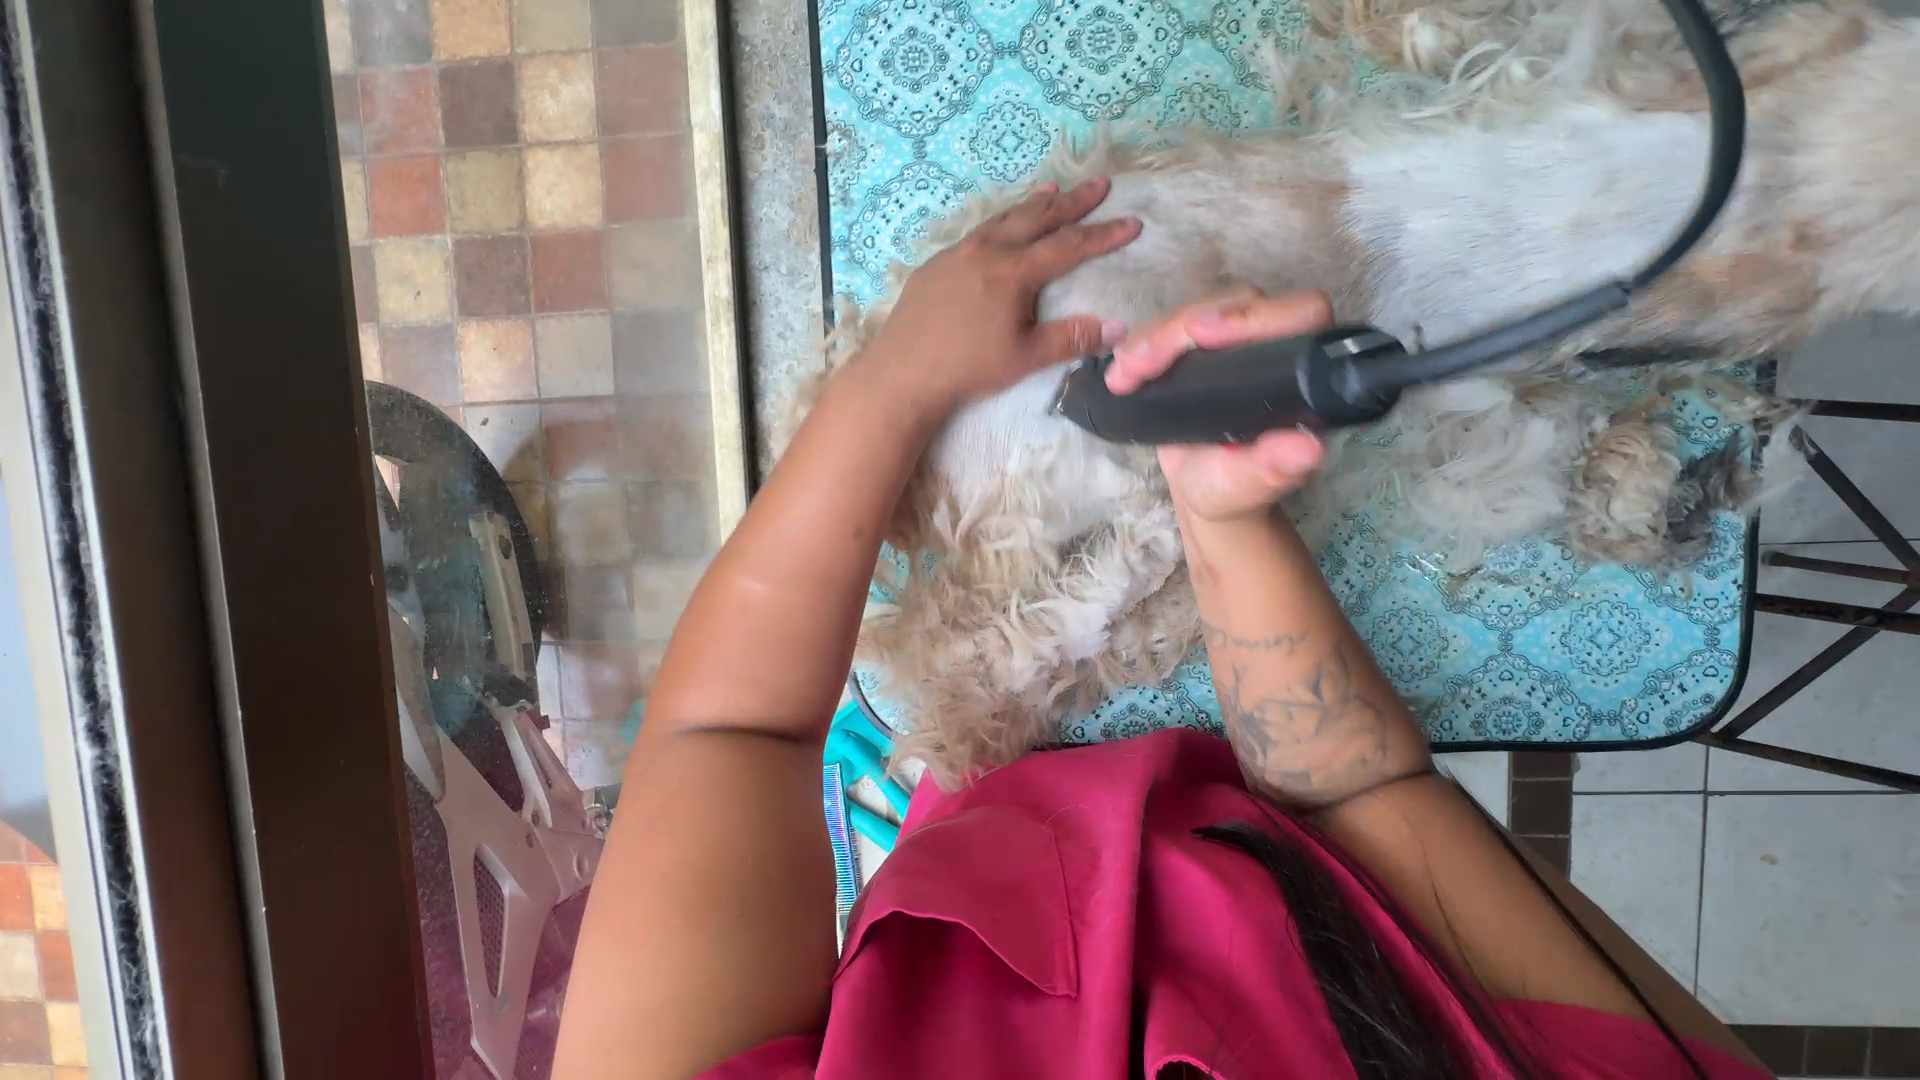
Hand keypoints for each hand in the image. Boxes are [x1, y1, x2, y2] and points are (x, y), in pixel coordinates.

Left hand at [853, 178, 1140, 419]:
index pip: (1068, 246)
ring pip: (1002, 219)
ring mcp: (957, 254)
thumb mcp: (1025, 358)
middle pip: (1036, 218)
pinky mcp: (935, 266)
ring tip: (1053, 190)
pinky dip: (997, 224)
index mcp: (1013, 273)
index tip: (1132, 223)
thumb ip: (1070, 339)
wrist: (903, 373)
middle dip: (1072, 202)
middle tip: (1099, 185)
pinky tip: (998, 230)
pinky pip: (975, 234)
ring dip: (1032, 205)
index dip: (1103, 235)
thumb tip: (1118, 328)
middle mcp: (986, 252)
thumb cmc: (968, 368)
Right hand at [1107, 289, 1333, 523]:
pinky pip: (1172, 325)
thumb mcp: (1248, 486)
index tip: (1200, 334)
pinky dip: (1142, 344)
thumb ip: (1275, 469)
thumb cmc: (1232, 491)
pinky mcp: (1202, 344)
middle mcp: (1276, 345)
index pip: (1296, 315)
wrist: (1203, 489)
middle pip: (1237, 303)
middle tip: (1139, 365)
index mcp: (1304, 373)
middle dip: (1180, 329)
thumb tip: (1308, 448)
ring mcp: (1236, 340)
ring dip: (1154, 337)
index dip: (1251, 316)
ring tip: (1123, 375)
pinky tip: (1120, 370)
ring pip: (1199, 310)